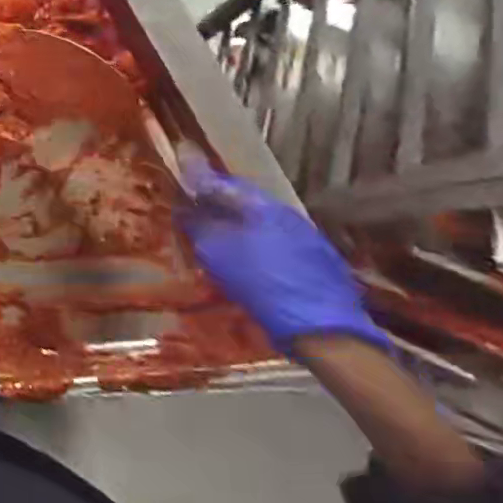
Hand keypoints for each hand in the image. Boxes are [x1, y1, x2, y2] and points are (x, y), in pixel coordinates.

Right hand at [173, 158, 389, 354]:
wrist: (323, 330)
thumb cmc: (260, 283)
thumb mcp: (216, 251)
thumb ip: (198, 223)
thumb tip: (184, 205)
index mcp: (262, 206)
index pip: (223, 181)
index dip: (197, 177)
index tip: (179, 172)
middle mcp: (288, 215)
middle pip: (244, 201)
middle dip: (217, 203)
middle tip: (193, 209)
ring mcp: (308, 239)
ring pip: (261, 222)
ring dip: (237, 224)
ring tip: (217, 237)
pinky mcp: (319, 262)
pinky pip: (277, 241)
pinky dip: (255, 243)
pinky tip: (247, 260)